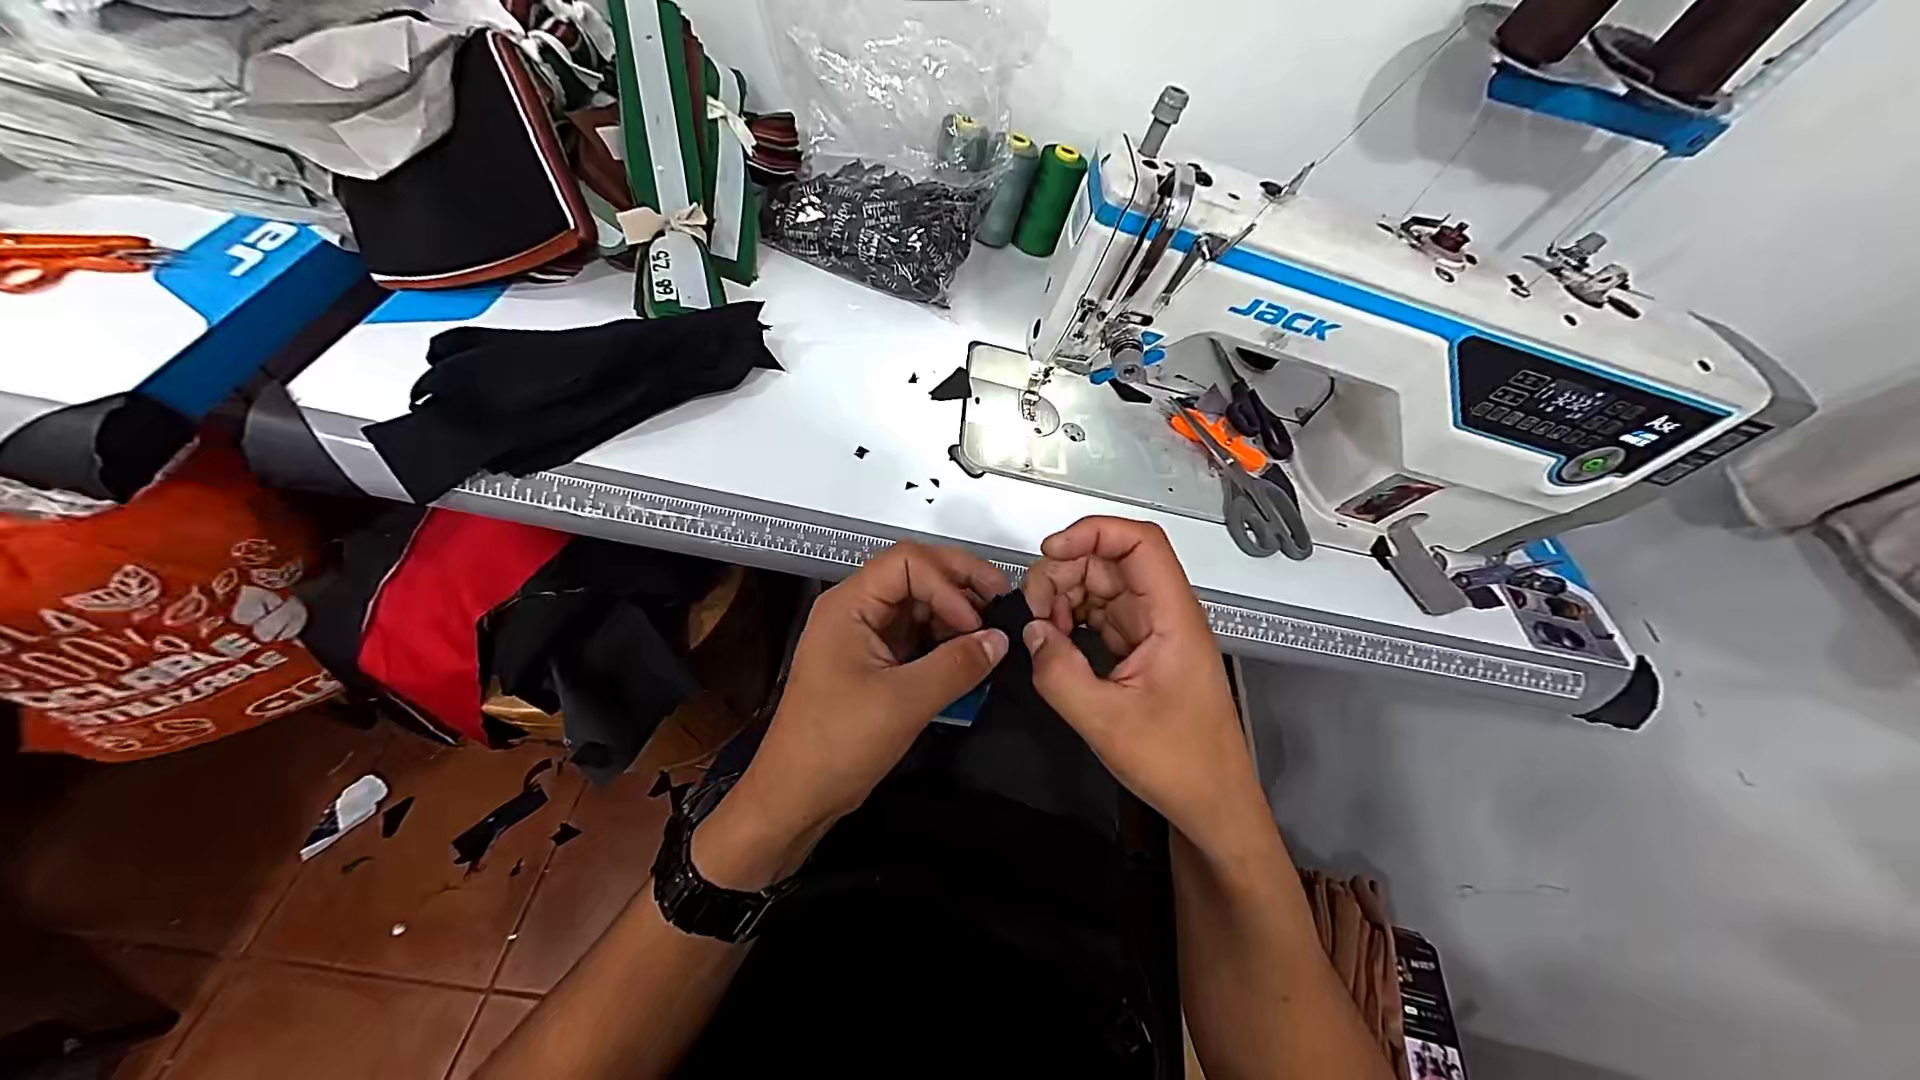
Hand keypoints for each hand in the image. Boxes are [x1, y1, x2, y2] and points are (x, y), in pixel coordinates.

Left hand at [695, 542, 1008, 888]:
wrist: (796, 796)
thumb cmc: (834, 745)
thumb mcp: (903, 703)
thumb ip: (957, 665)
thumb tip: (1000, 640)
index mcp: (849, 605)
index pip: (908, 561)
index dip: (948, 582)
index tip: (976, 621)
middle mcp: (856, 610)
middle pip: (916, 573)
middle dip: (960, 584)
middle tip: (1002, 602)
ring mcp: (866, 635)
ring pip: (920, 603)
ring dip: (957, 612)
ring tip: (992, 632)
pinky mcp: (877, 660)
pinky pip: (919, 633)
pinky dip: (947, 638)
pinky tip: (972, 652)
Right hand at [1020, 517, 1269, 853]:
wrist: (1211, 802)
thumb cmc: (1182, 764)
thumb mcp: (1107, 722)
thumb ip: (1060, 673)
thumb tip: (1033, 634)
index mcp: (1173, 619)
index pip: (1141, 543)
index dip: (1094, 533)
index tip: (1053, 550)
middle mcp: (1165, 615)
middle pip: (1110, 560)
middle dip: (1065, 571)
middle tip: (1036, 607)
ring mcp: (1152, 630)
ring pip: (1102, 584)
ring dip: (1064, 595)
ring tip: (1044, 630)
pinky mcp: (1139, 647)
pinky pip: (1099, 612)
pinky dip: (1071, 617)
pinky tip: (1056, 639)